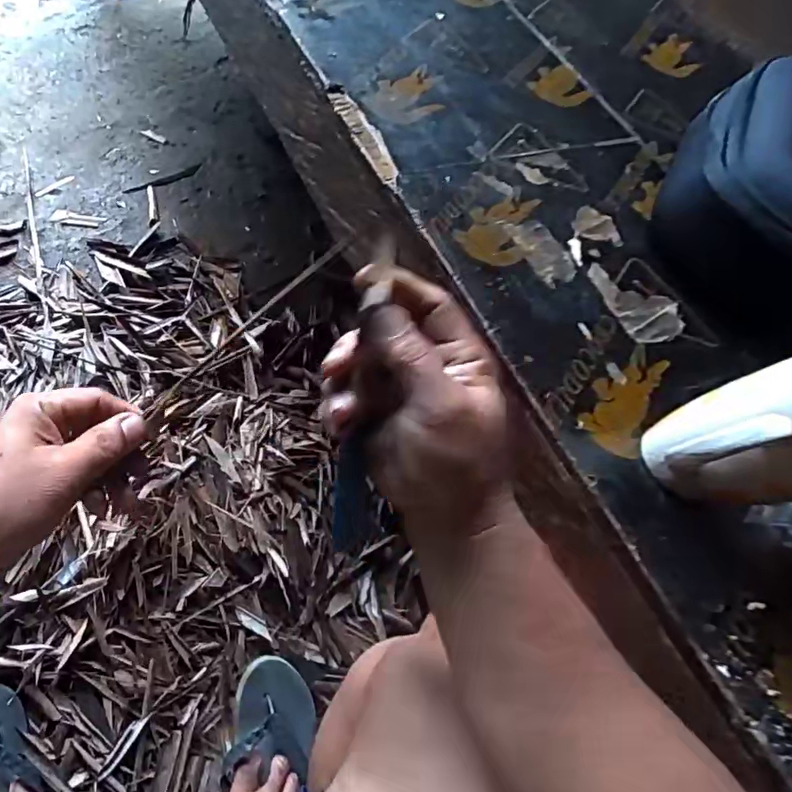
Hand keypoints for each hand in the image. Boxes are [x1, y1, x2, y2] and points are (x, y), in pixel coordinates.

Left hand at [0, 388, 147, 578]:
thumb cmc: (14, 503)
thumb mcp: (66, 471)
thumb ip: (105, 444)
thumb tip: (140, 422)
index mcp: (41, 409)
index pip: (96, 400)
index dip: (127, 419)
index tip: (152, 444)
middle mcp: (39, 422)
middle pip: (94, 429)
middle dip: (121, 456)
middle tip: (143, 481)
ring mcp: (37, 450)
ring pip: (88, 455)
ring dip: (110, 477)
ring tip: (126, 506)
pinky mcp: (37, 476)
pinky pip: (74, 473)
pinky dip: (91, 488)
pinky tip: (99, 509)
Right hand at [321, 265, 517, 542]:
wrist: (444, 515)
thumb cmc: (456, 458)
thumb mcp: (439, 402)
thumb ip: (409, 353)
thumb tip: (380, 306)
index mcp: (456, 356)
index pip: (429, 306)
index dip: (398, 287)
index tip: (364, 276)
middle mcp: (423, 365)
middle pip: (381, 333)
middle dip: (356, 346)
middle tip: (339, 364)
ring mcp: (393, 391)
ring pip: (355, 364)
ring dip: (341, 381)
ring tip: (342, 410)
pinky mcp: (369, 415)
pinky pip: (343, 396)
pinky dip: (336, 408)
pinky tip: (339, 426)